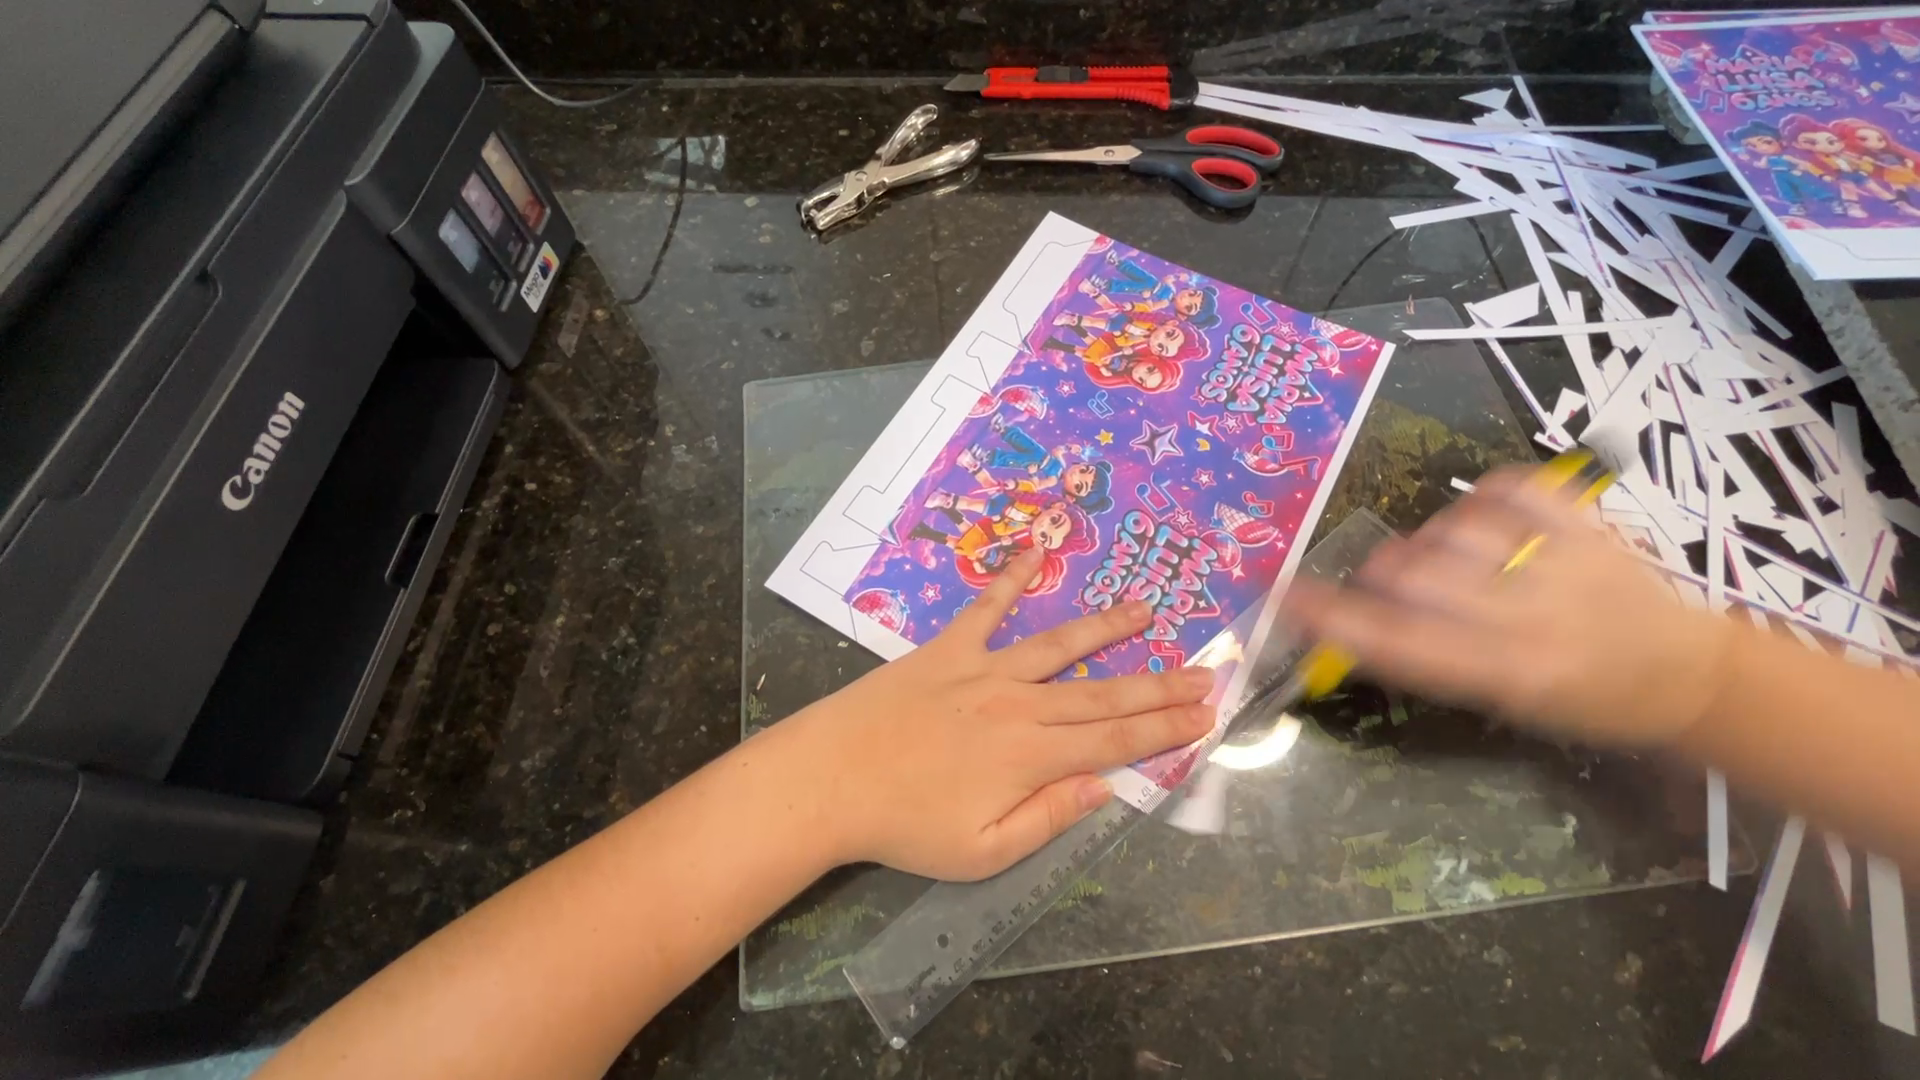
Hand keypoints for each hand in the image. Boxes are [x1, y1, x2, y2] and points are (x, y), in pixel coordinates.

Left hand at [780, 547, 1215, 879]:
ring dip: (1108, 628)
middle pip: (1103, 694)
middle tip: (1205, 673)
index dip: (1165, 729)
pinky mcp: (948, 648)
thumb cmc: (905, 824)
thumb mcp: (982, 850)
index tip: (1205, 715)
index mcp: (1032, 756)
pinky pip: (986, 607)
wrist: (831, 778)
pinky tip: (1035, 553)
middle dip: (1160, 685)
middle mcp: (1020, 703)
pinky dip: (1011, 579)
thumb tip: (1104, 785)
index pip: (1116, 741)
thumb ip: (1049, 817)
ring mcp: (984, 668)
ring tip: (1147, 610)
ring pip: (1060, 645)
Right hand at [1280, 468, 1732, 747]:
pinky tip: (1478, 519)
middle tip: (1382, 583)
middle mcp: (1531, 615)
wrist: (1689, 676)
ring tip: (1445, 559)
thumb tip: (1346, 623)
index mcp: (1506, 672)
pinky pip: (1506, 487)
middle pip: (1413, 573)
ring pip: (1450, 527)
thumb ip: (1421, 658)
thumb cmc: (1578, 704)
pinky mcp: (1585, 524)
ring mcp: (1561, 562)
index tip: (1287, 598)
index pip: (1396, 641)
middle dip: (1378, 574)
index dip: (1331, 616)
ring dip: (1426, 540)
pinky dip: (1478, 497)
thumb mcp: (1495, 703)